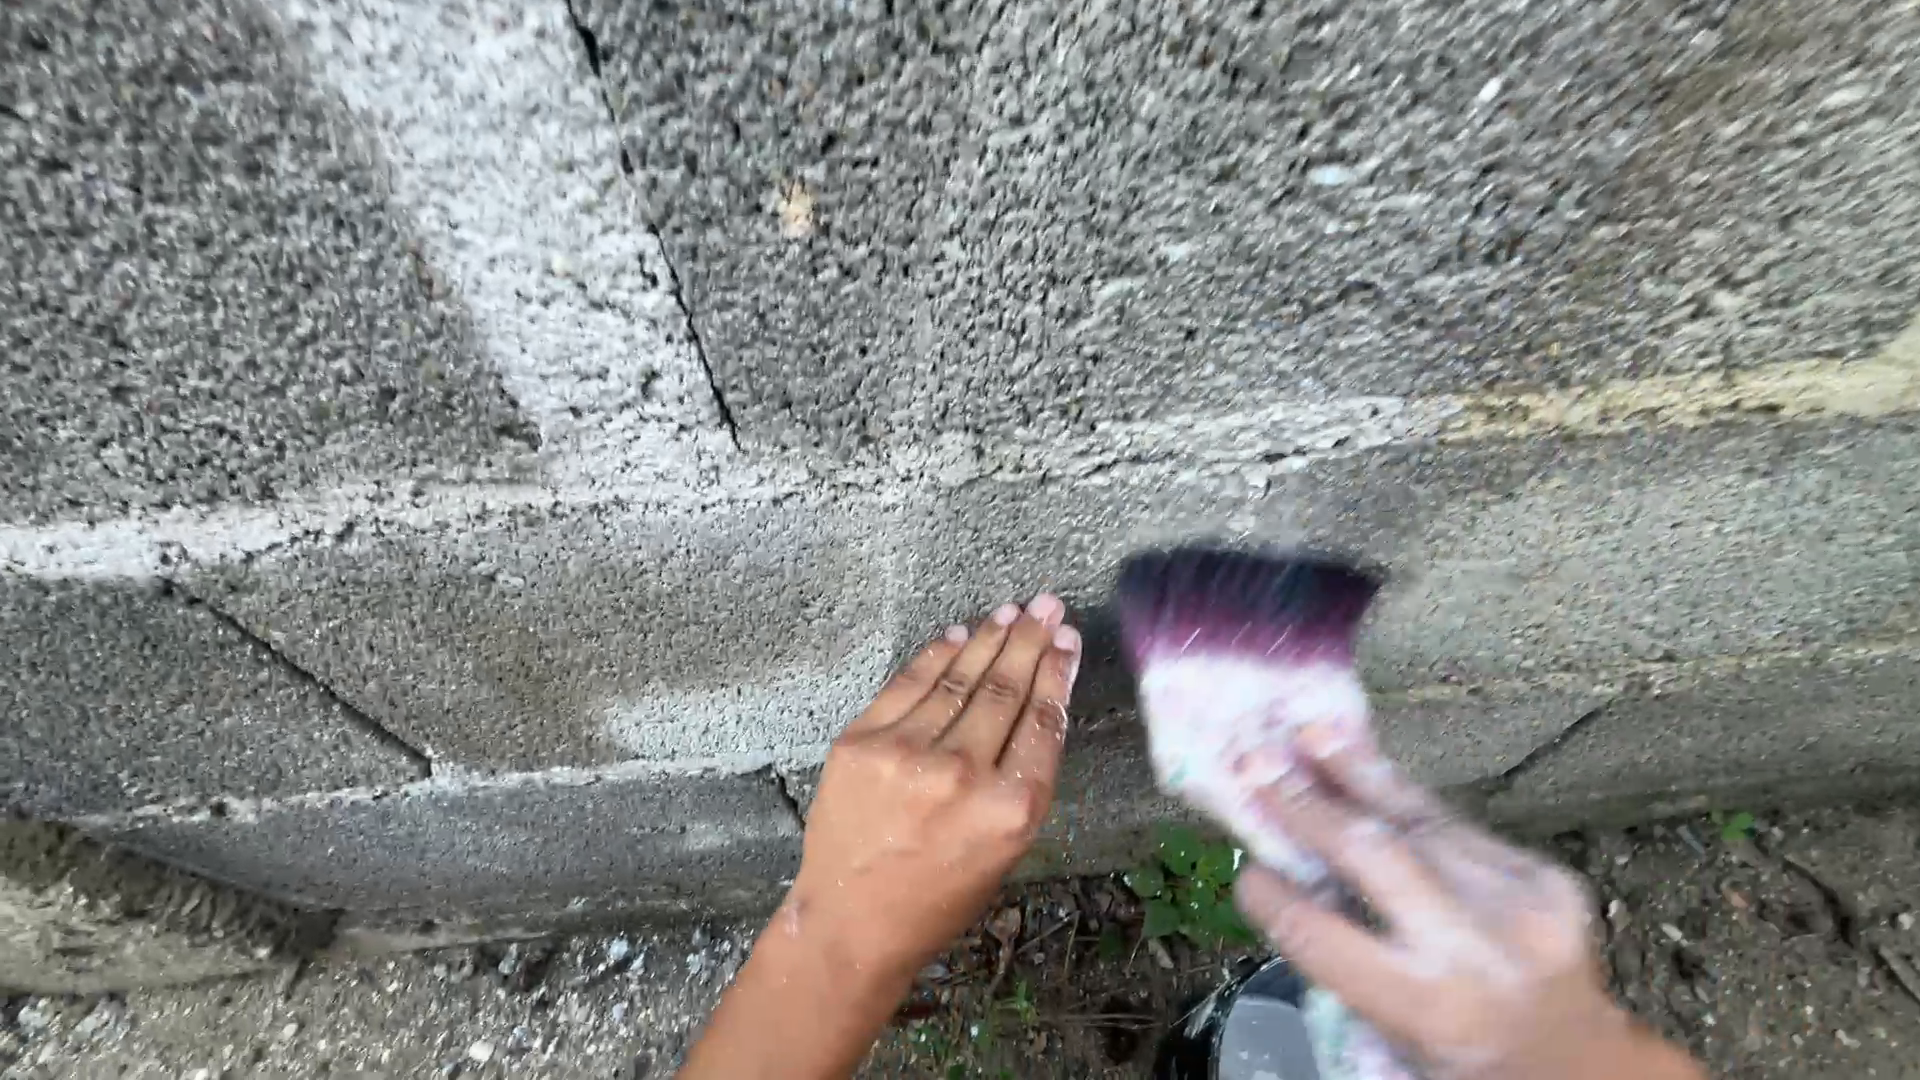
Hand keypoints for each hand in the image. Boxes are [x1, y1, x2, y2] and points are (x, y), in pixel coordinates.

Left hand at [779, 593, 1081, 980]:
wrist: (852, 921)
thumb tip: (1037, 705)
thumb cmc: (939, 895)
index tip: (1067, 639)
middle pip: (1006, 689)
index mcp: (1011, 810)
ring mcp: (907, 752)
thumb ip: (1023, 779)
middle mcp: (963, 774)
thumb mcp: (1006, 850)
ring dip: (989, 638)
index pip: (1043, 720)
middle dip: (1031, 640)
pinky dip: (937, 653)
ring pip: (960, 678)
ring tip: (1012, 611)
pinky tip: (960, 634)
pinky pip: (909, 683)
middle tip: (1047, 605)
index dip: (1058, 671)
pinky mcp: (862, 740)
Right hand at [1233, 724, 1702, 1079]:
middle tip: (1257, 764)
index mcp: (1429, 1006)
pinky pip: (1450, 821)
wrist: (1582, 1063)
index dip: (1271, 894)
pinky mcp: (1545, 876)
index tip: (1246, 871)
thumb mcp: (1389, 1026)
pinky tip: (1361, 758)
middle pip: (1370, 854)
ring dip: (1352, 772)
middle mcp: (1478, 949)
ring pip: (1413, 818)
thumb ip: (1338, 949)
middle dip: (1305, 804)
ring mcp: (1520, 905)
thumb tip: (1284, 863)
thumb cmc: (1461, 1053)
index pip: (1319, 932)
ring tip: (1310, 734)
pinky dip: (1396, 791)